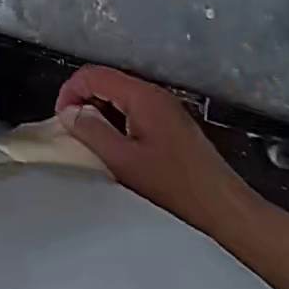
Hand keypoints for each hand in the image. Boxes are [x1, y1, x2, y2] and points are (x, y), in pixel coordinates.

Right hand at [56, 65, 258, 234]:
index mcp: (142, 96)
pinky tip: (116, 146)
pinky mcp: (173, 125)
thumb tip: (69, 112)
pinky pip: (134, 110)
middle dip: (83, 100)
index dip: (70, 91)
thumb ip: (91, 131)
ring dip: (100, 112)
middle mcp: (155, 94)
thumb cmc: (174, 186)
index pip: (93, 75)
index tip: (61, 119)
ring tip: (92, 140)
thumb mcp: (123, 161)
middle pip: (106, 82)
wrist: (227, 212)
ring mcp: (166, 109)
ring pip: (119, 97)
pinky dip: (117, 121)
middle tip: (72, 130)